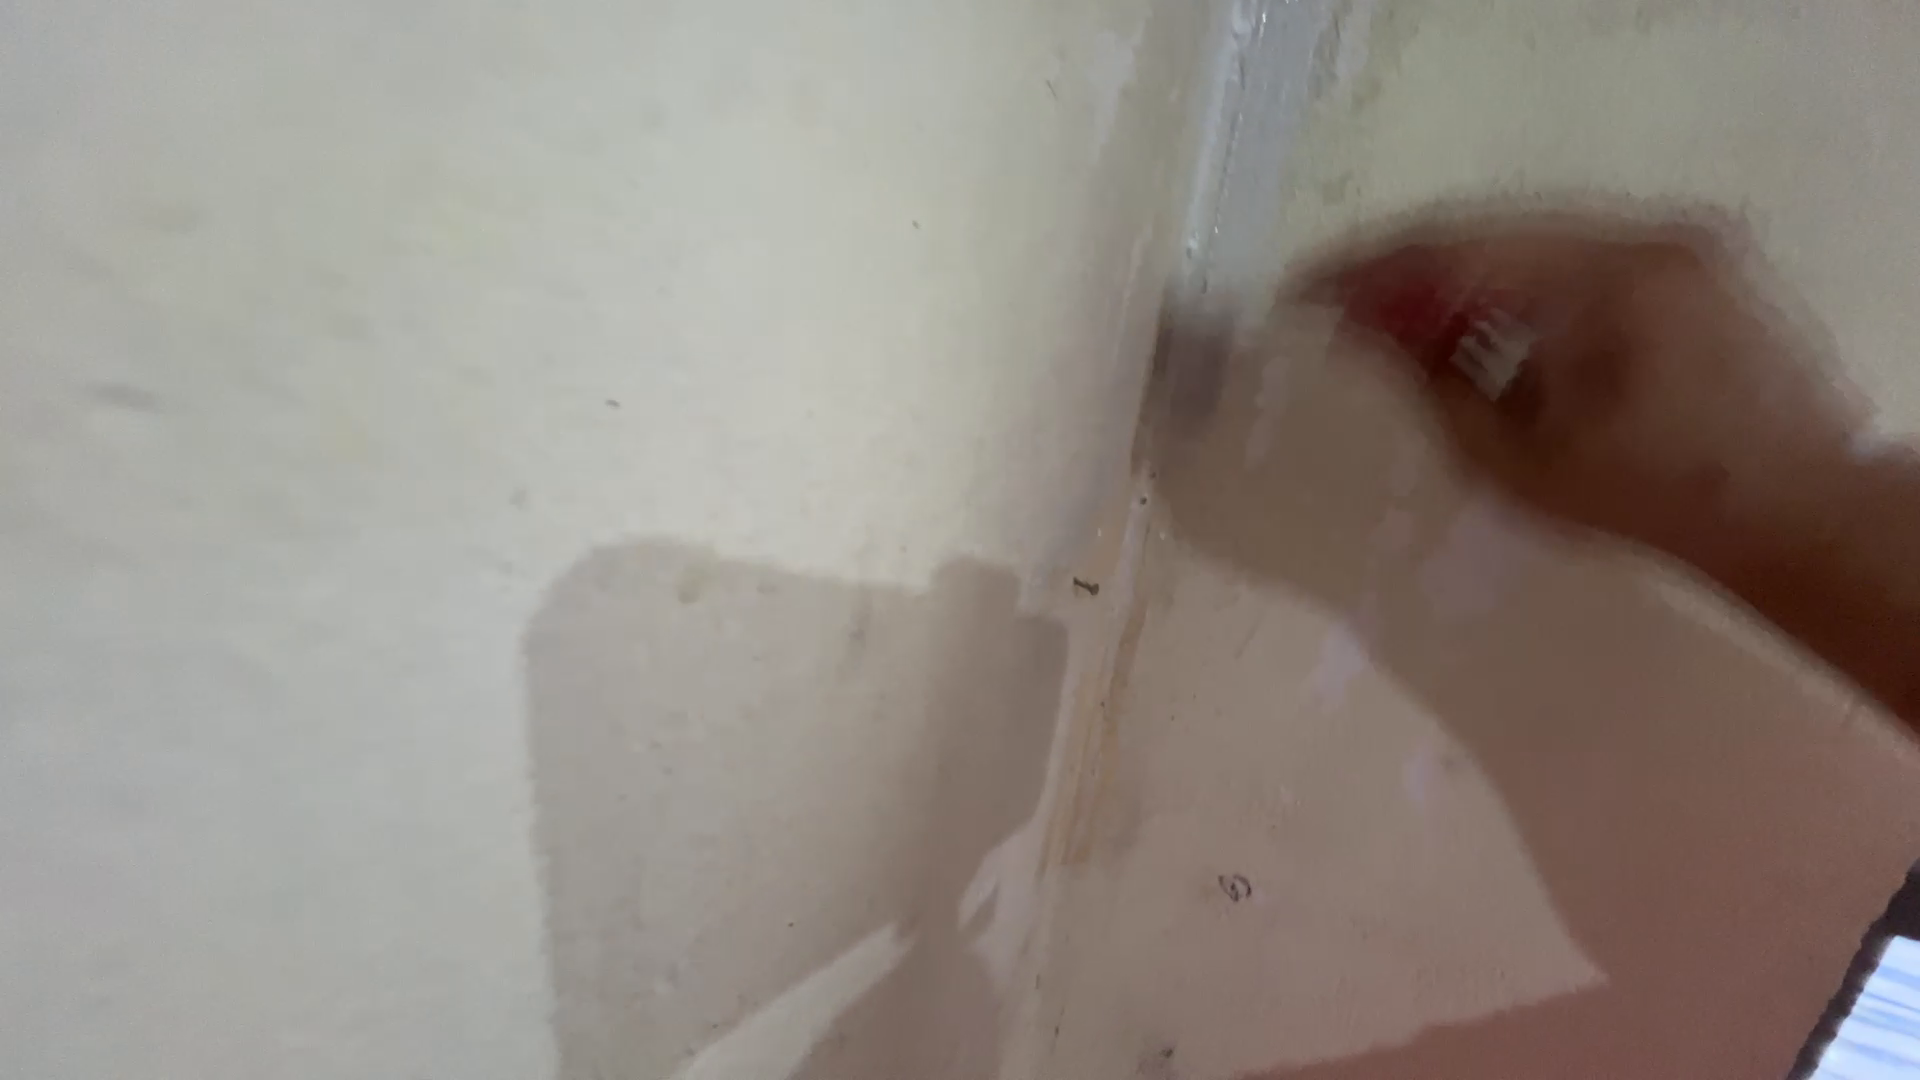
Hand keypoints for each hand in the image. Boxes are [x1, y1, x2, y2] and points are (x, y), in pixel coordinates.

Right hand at [1294, 208, 1868, 573]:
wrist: (1792, 510)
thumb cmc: (1639, 497)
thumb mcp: (1509, 454)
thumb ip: (1432, 382)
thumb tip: (1363, 334)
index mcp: (1603, 282)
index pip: (1451, 253)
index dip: (1365, 272)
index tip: (1303, 296)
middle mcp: (1641, 237)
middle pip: (1481, 234)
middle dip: (1394, 273)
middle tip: (1331, 307)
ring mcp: (1666, 244)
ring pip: (1516, 243)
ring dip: (1440, 282)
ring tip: (1378, 324)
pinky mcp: (1676, 264)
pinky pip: (1557, 260)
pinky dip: (1493, 291)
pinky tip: (1453, 327)